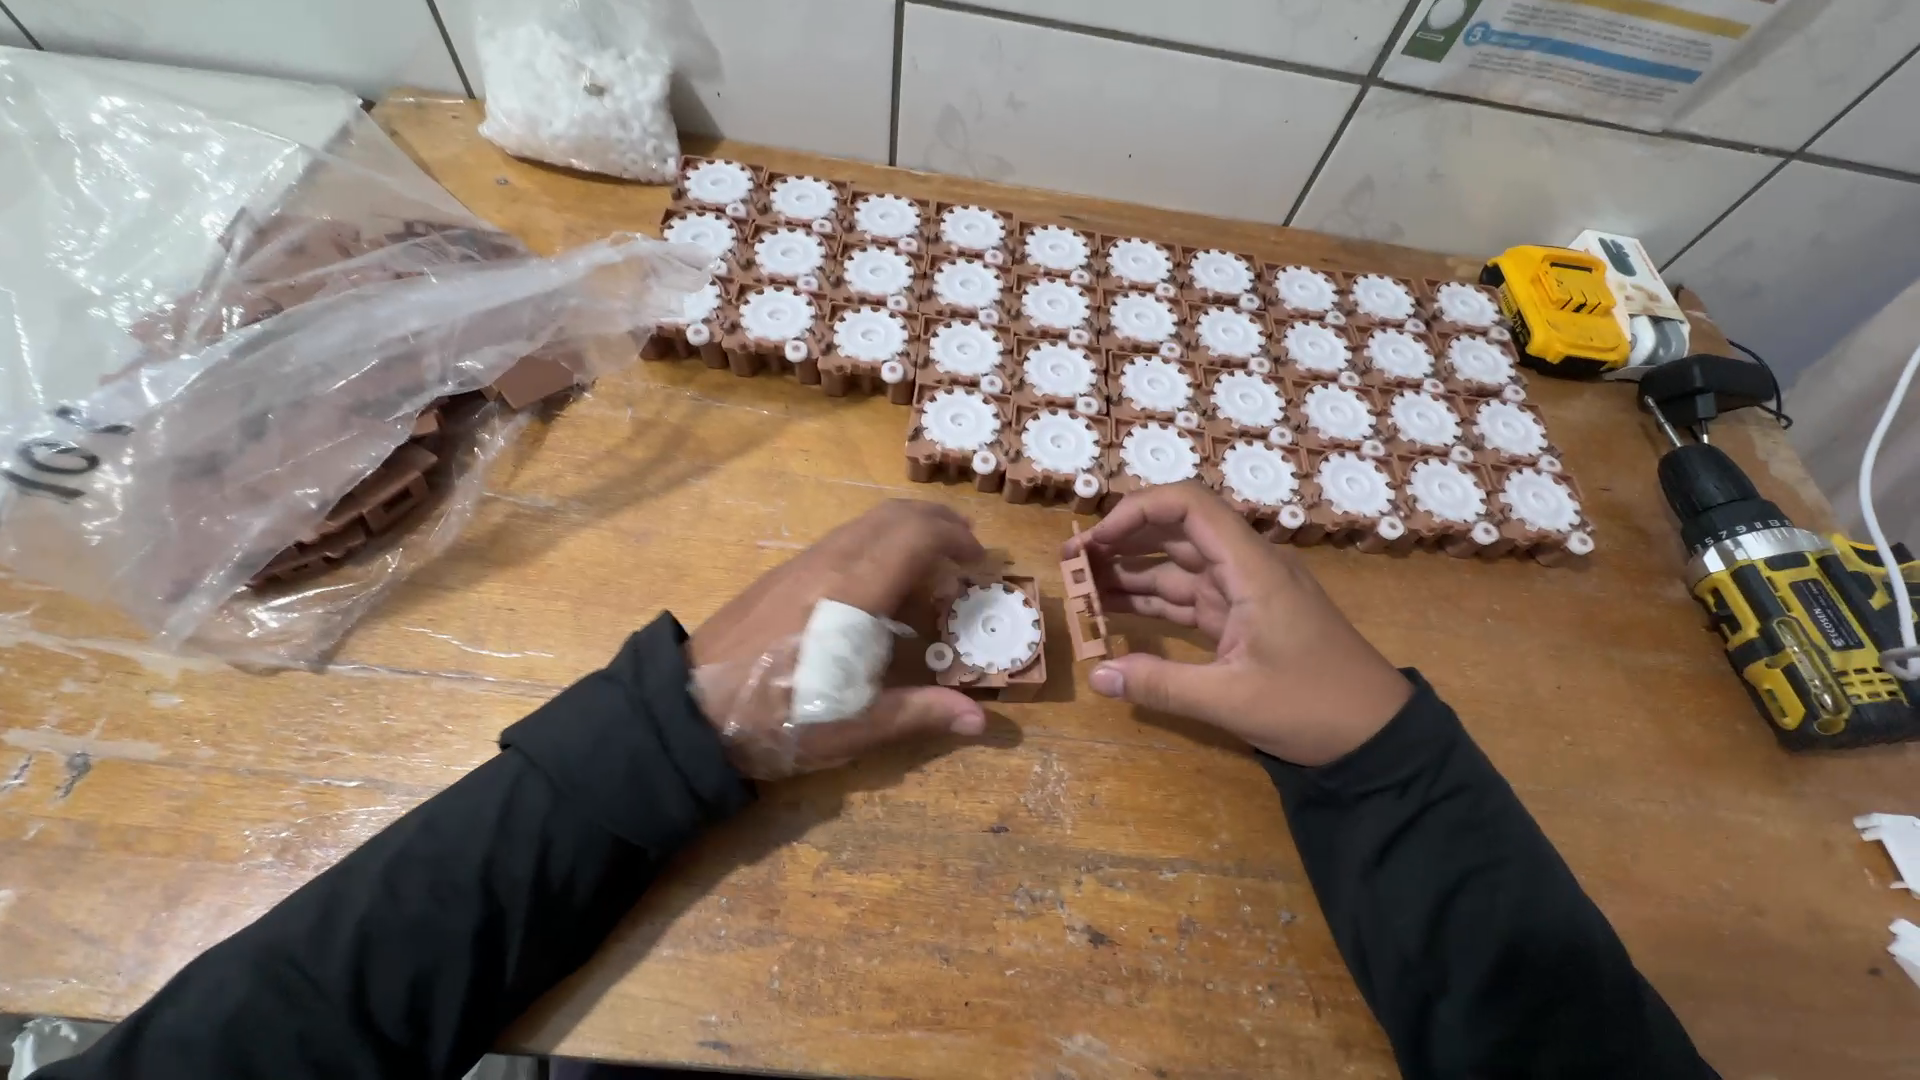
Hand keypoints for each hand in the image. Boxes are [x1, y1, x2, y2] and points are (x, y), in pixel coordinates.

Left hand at [690, 499, 988, 778]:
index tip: (981, 562)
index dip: (956, 540)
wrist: (691, 711)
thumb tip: (981, 720)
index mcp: (853, 594)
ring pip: (866, 522)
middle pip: (893, 515)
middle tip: (968, 549)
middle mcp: (830, 563)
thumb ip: (921, 713)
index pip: (915, 537)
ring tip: (931, 562)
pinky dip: (878, 541)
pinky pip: (843, 537)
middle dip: (939, 523)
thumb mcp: (855, 727)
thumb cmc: (780, 719)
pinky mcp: (783, 571)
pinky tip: (881, 581)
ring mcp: (802, 563)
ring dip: (907, 528)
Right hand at [1064, 482, 1411, 765]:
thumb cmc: (1315, 707)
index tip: (1096, 541)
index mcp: (1251, 568)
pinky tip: (1112, 611)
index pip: (1189, 507)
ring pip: (1176, 567)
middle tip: (1071, 561)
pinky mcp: (1240, 620)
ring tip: (1080, 585)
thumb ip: (1160, 685)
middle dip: (1121, 541)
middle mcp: (1245, 569)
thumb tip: (1096, 676)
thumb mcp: (1233, 700)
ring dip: (1130, 573)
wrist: (1378, 737)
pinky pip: (1186, 599)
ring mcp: (1243, 594)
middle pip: (1175, 532)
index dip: (1137, 511)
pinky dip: (1150, 602)